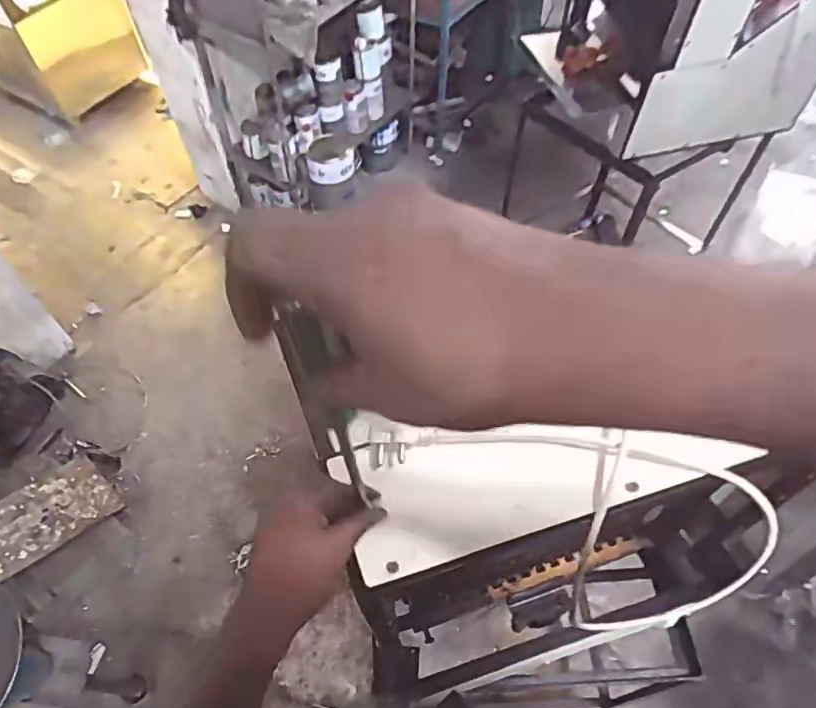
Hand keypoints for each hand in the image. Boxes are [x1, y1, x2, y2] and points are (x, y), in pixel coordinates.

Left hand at [225, 484, 384, 657]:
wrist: (272, 606)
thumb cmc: (305, 575)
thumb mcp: (340, 546)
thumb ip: (360, 523)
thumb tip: (376, 512)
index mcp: (300, 500)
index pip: (338, 487)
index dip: (361, 495)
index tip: (376, 503)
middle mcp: (283, 506)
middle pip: (322, 497)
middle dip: (346, 506)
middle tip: (367, 516)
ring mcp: (274, 523)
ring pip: (311, 513)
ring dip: (332, 518)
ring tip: (352, 531)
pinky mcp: (271, 541)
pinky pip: (300, 526)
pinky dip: (317, 529)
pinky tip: (329, 543)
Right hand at [227, 183, 548, 429]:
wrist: (574, 328)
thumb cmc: (466, 370)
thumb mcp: (385, 393)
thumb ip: (336, 382)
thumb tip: (323, 380)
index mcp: (335, 258)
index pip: (252, 243)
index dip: (241, 288)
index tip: (261, 335)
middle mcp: (367, 215)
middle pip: (302, 241)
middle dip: (296, 295)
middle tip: (320, 349)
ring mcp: (416, 206)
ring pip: (348, 239)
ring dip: (340, 286)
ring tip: (372, 342)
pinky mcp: (454, 212)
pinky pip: (392, 237)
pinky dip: (380, 274)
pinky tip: (416, 320)